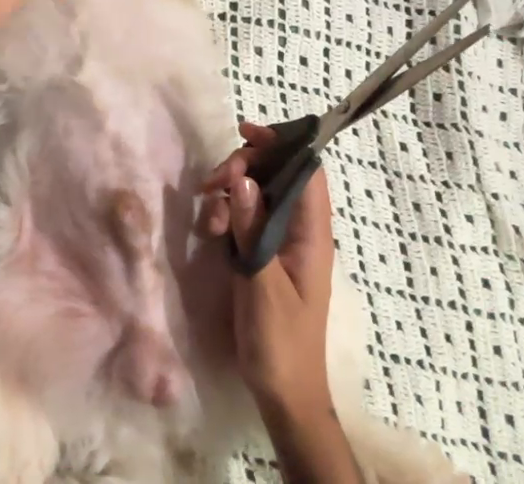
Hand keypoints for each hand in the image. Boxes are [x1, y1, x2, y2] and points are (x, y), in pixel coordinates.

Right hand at [199, 123, 338, 421]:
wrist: (282, 389)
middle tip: (215, 183)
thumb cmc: (279, 339)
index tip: (245, 134)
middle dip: (244, 167)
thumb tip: (245, 181)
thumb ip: (253, 231)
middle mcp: (299, 230)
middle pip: (277, 174)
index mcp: (312, 234)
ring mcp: (280, 241)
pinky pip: (245, 216)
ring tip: (210, 218)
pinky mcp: (262, 253)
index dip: (282, 144)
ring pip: (257, 193)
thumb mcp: (262, 283)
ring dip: (230, 192)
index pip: (307, 171)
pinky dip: (227, 213)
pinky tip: (211, 230)